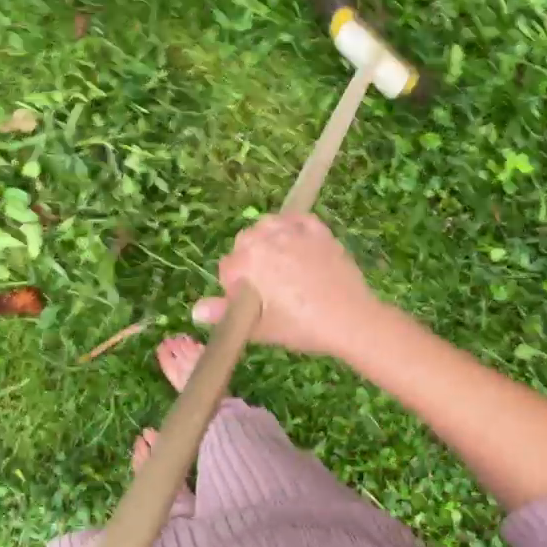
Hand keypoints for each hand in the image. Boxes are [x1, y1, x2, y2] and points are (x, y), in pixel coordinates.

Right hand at [192, 214, 383, 356]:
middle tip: (266, 287)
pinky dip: (293, 227)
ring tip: (279, 264)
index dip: (234, 288)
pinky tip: (298, 245)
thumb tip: (196, 310)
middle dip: (248, 260)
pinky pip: (297, 220)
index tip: (250, 303)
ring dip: (267, 239)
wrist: (350, 320)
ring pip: (268, 225)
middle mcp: (268, 239)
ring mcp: (295, 232)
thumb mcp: (260, 327)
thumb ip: (225, 315)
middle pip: (244, 242)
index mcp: (249, 261)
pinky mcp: (319, 231)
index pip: (227, 268)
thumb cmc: (301, 327)